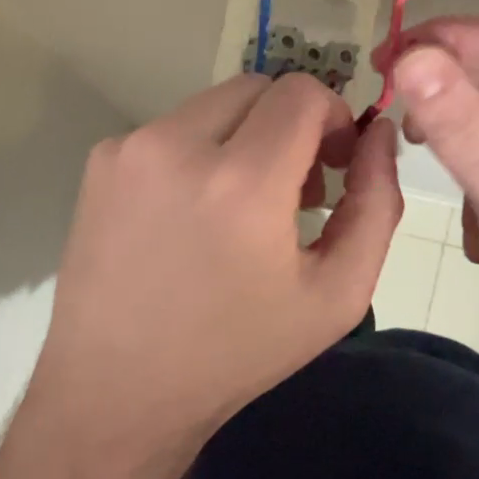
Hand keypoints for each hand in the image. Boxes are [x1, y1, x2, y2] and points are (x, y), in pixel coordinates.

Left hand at [27, 72, 403, 461]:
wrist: (118, 389)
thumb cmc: (236, 353)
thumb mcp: (336, 294)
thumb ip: (375, 204)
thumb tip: (379, 134)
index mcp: (241, 180)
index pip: (303, 92)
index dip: (334, 119)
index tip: (333, 168)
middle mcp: (176, 144)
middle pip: (257, 89)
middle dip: (289, 125)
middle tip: (294, 192)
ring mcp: (129, 148)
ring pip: (211, 106)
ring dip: (241, 138)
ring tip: (241, 210)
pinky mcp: (99, 161)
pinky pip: (168, 132)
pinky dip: (195, 156)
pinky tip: (190, 219)